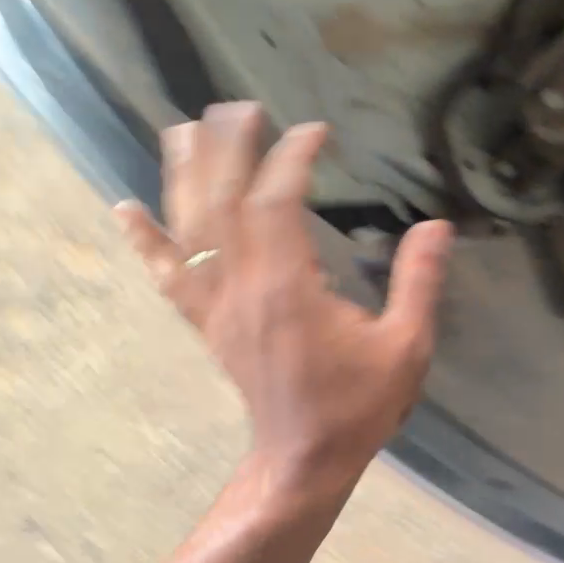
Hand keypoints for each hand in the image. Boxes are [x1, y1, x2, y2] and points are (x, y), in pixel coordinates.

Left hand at [114, 102, 453, 488]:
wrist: (306, 456)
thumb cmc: (362, 403)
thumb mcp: (408, 346)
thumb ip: (419, 283)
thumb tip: (437, 227)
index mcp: (289, 289)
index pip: (277, 204)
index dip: (291, 159)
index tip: (314, 131)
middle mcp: (240, 288)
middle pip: (220, 202)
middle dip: (228, 148)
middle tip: (241, 106)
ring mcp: (215, 306)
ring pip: (186, 227)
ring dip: (184, 173)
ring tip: (188, 126)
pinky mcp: (207, 323)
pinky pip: (166, 273)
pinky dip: (144, 238)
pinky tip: (126, 207)